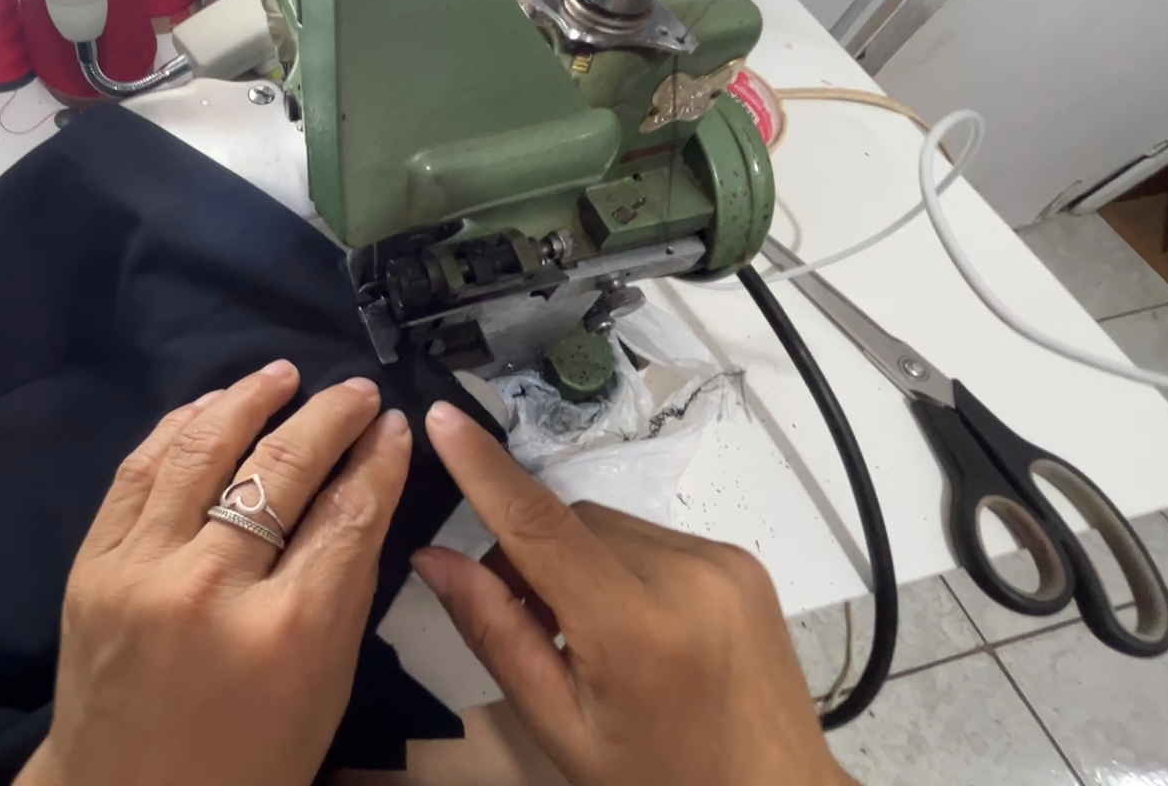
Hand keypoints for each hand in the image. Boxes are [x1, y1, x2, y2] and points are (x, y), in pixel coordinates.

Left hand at [20, 361, 414, 785]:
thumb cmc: (247, 757)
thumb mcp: (324, 684)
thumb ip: (347, 580)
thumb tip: (369, 481)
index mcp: (284, 635)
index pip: (347, 515)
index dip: (378, 459)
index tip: (395, 424)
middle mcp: (208, 587)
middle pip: (281, 468)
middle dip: (329, 417)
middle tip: (356, 391)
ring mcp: (139, 567)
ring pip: (202, 448)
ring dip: (249, 398)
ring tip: (284, 373)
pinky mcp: (93, 560)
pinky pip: (140, 467)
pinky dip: (180, 424)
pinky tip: (214, 402)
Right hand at [410, 402, 853, 785]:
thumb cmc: (656, 778)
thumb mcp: (558, 724)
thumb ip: (493, 631)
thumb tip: (431, 556)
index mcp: (633, 627)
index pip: (539, 524)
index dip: (483, 466)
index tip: (442, 417)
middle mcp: (684, 574)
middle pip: (565, 521)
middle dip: (530, 552)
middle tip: (528, 616)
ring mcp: (719, 560)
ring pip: (600, 523)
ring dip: (573, 555)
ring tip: (585, 625)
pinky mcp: (736, 557)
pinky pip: (641, 532)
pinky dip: (615, 560)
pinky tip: (633, 616)